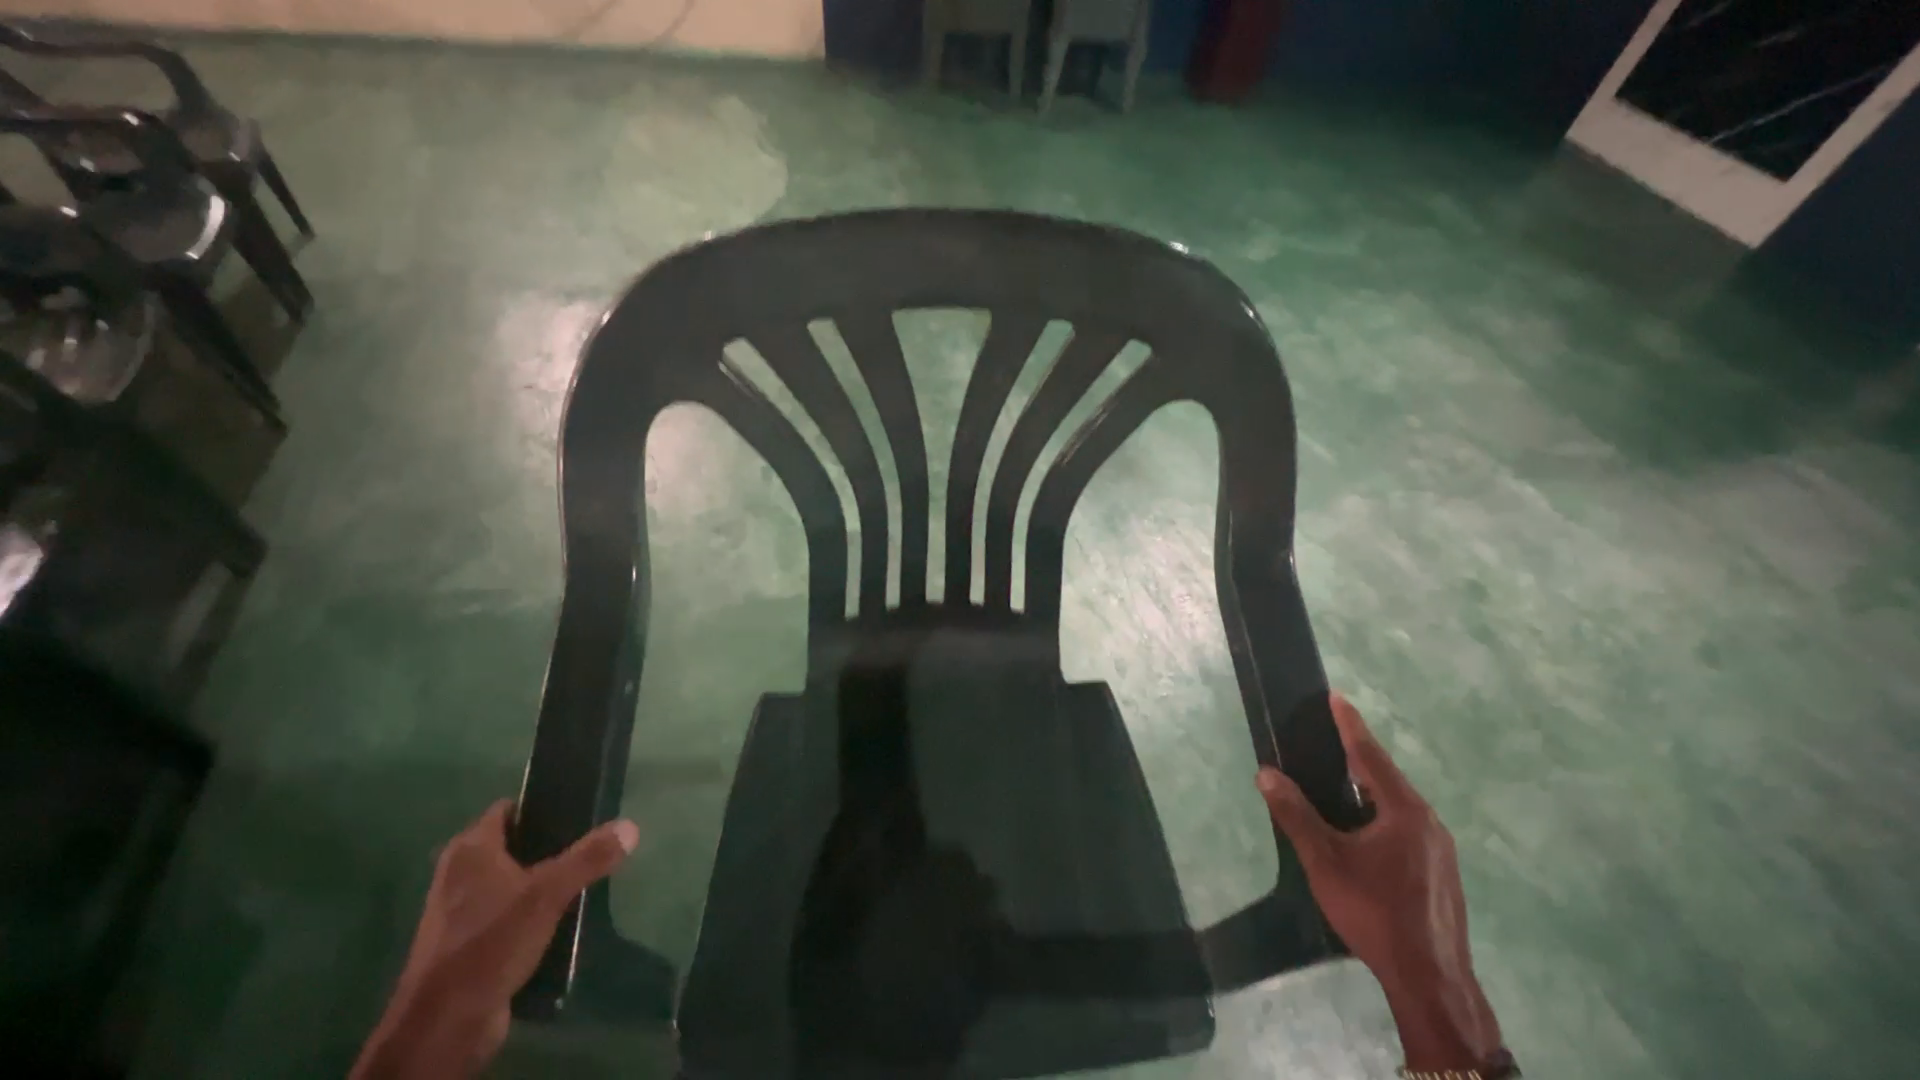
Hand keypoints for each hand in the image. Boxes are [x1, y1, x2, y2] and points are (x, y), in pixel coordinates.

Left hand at [351, 801, 638, 1079]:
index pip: (509, 809)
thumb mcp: (547, 894)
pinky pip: (507, 916)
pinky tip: (562, 922)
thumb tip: (630, 827)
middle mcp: (459, 874)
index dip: (543, 806)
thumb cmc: (491, 942)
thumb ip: (588, 858)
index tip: (580, 813)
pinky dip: (530, 915)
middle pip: (513, 846)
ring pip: (511, 883)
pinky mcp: (468, 944)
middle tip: (591, 850)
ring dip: (542, 884)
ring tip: (584, 884)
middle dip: (550, 848)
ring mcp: (460, 912)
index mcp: (470, 850)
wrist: (445, 1021)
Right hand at [1257, 694, 1504, 1071]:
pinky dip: (1381, 817)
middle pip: (1387, 779)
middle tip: (1329, 741)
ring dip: (1369, 791)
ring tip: (1339, 786)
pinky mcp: (1441, 873)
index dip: (1349, 726)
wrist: (1430, 978)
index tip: (1335, 698)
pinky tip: (1363, 836)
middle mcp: (1429, 822)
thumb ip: (1296, 814)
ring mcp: (1440, 850)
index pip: (1370, 755)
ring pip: (1398, 807)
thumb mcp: (1325, 861)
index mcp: (1404, 810)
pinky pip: (1406, 829)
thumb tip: (1267, 773)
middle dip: (1358, 758)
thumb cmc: (1374, 911)